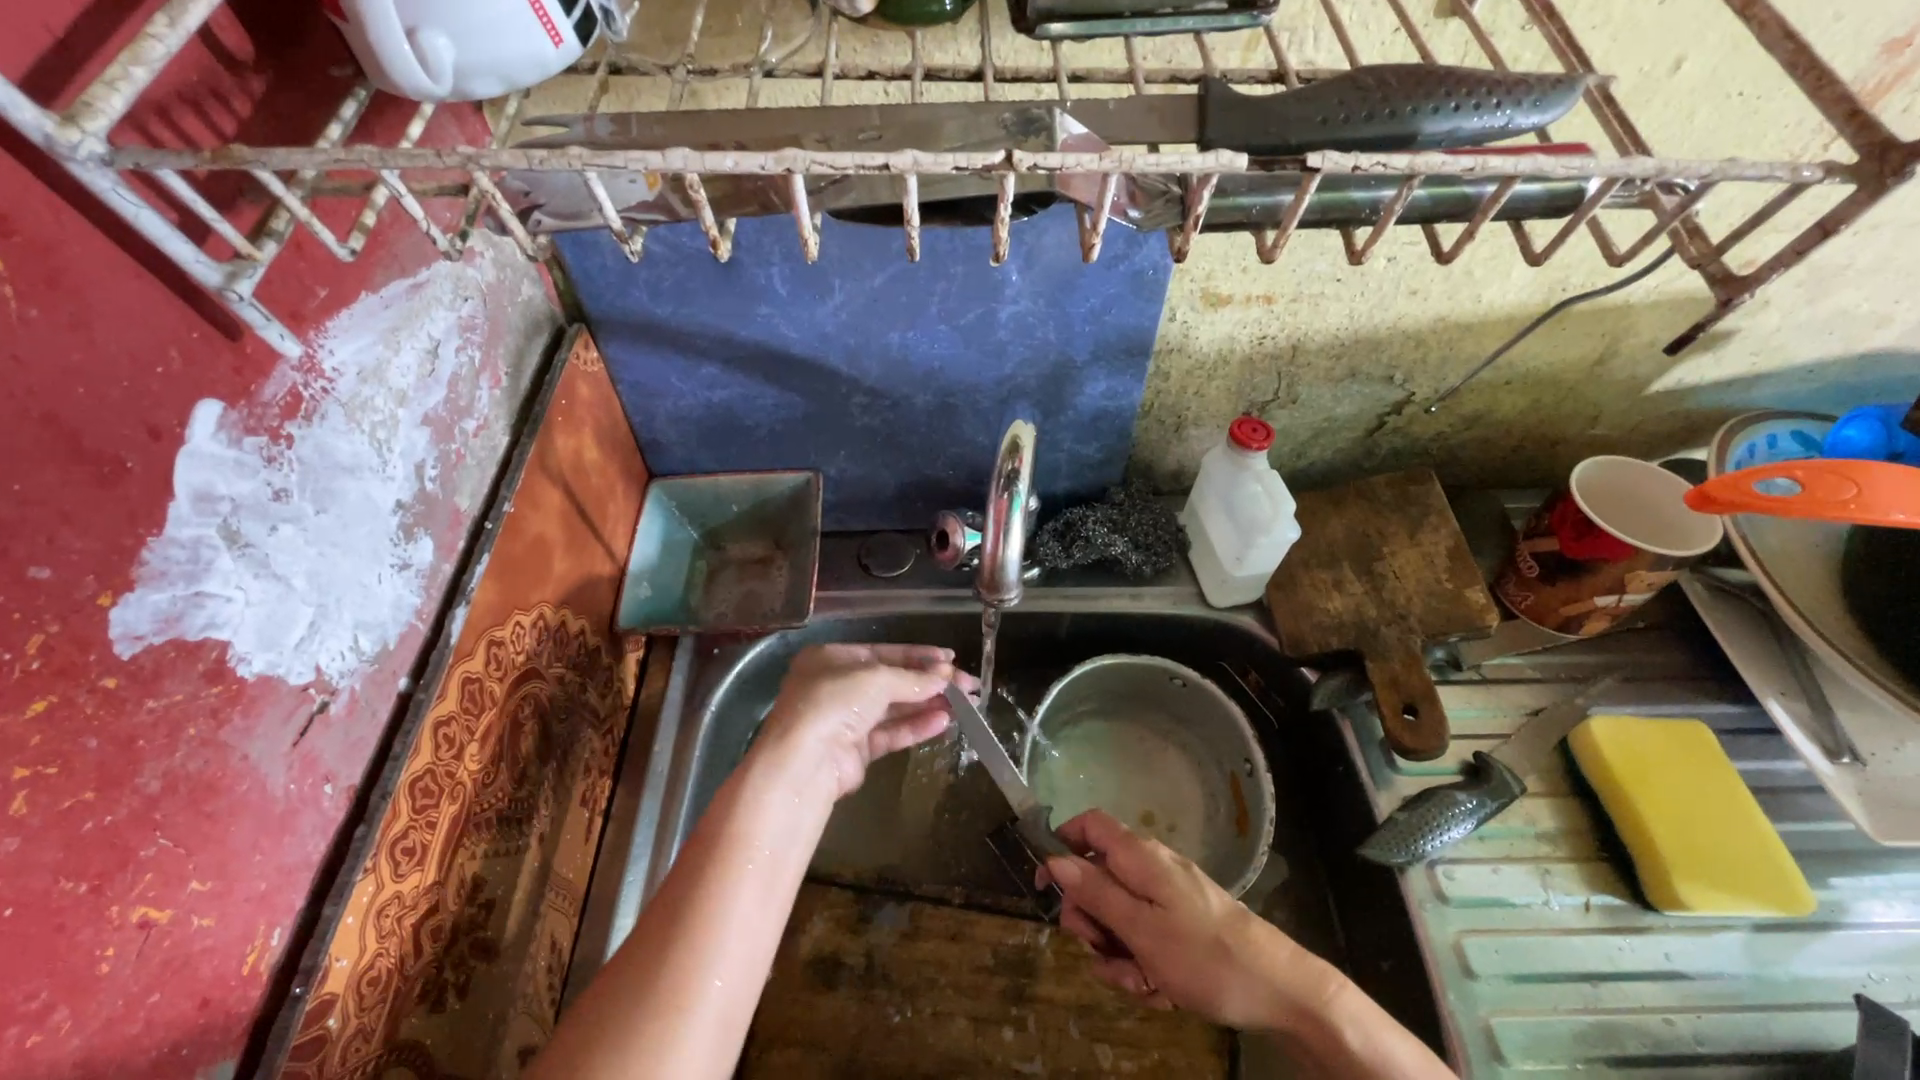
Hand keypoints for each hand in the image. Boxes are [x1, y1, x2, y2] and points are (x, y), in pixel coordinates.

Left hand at [757, 643, 977, 798]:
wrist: (804, 761)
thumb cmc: (834, 702)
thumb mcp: (876, 677)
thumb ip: (913, 677)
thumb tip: (945, 677)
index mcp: (831, 658)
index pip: (883, 652)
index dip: (918, 655)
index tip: (950, 658)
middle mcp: (836, 686)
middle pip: (891, 681)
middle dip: (928, 682)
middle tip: (966, 684)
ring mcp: (845, 720)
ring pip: (894, 709)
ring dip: (927, 704)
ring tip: (963, 704)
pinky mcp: (854, 751)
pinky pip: (890, 733)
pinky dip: (916, 727)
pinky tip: (944, 721)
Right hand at [1039, 809, 1342, 1032]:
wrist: (1279, 991)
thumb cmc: (1206, 956)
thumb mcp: (1141, 929)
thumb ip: (1095, 893)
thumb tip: (1054, 859)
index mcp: (1140, 858)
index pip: (1088, 825)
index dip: (1061, 847)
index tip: (1047, 888)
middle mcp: (1151, 870)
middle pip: (1096, 880)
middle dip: (1092, 923)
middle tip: (1104, 951)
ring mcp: (1167, 899)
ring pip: (1117, 919)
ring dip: (1118, 956)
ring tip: (1143, 983)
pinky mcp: (1180, 927)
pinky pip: (1143, 940)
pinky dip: (1143, 966)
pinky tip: (1160, 990)